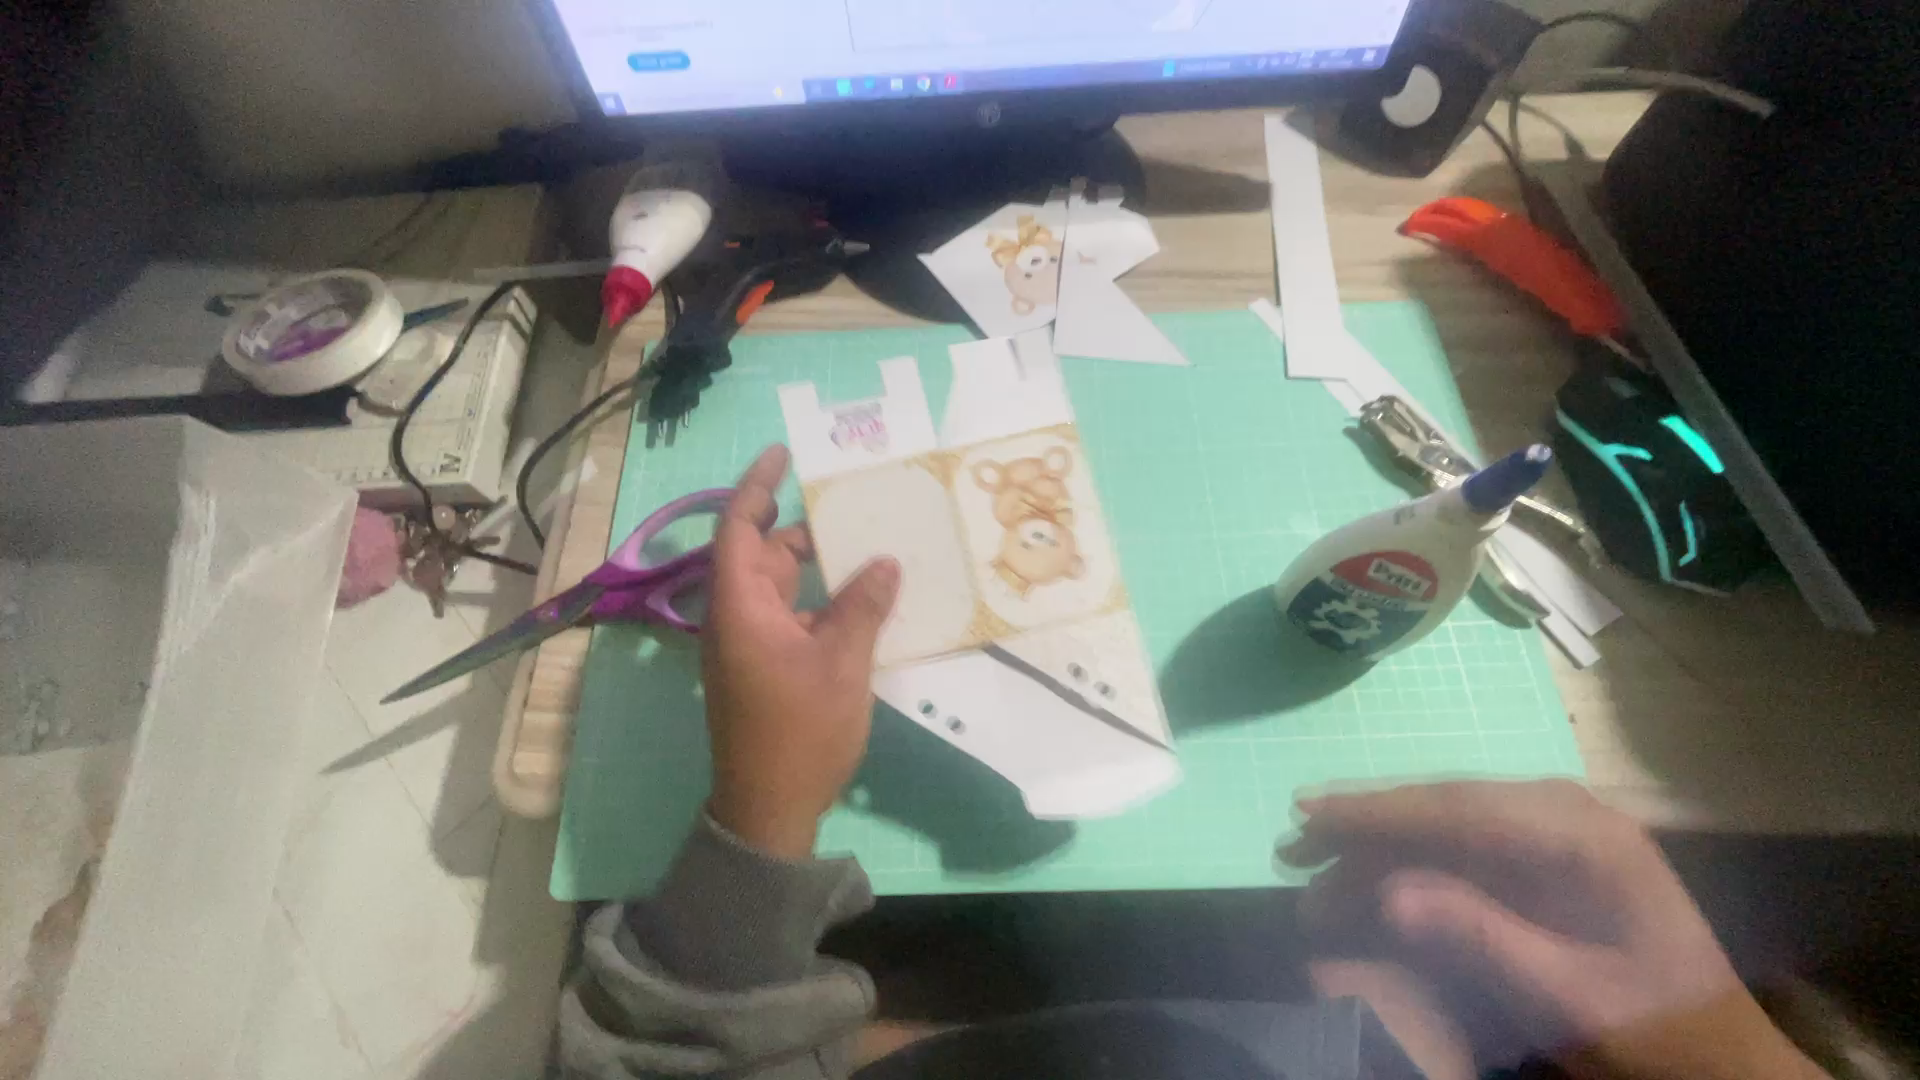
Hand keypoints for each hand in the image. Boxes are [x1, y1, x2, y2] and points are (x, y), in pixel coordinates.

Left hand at [701, 445, 899, 859]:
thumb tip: (885, 562)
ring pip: (781, 586)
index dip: (757, 487)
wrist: (769, 807)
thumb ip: (862, 607)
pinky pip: (792, 614)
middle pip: (764, 554)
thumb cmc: (800, 732)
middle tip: (854, 506)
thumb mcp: (841, 664)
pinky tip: (862, 599)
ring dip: (818, 566)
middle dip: (805, 528)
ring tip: (868, 545)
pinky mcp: (765, 665)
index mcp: (741, 607)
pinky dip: (821, 600)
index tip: (781, 454)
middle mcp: (738, 617)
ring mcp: (750, 643)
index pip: (739, 528)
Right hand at [1283, 780, 1823, 1079]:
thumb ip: (1483, 937)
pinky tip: (1354, 880)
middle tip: (1292, 844)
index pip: (1457, 806)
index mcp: (1581, 833)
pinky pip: (1444, 844)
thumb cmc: (1657, 1034)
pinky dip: (1395, 862)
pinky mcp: (1523, 850)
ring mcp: (1538, 827)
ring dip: (1369, 847)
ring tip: (1306, 868)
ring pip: (1430, 822)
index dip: (1377, 810)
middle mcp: (1555, 811)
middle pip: (1434, 805)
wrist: (1719, 1063)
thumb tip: (1387, 893)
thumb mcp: (1573, 998)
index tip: (1310, 814)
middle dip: (1359, 826)